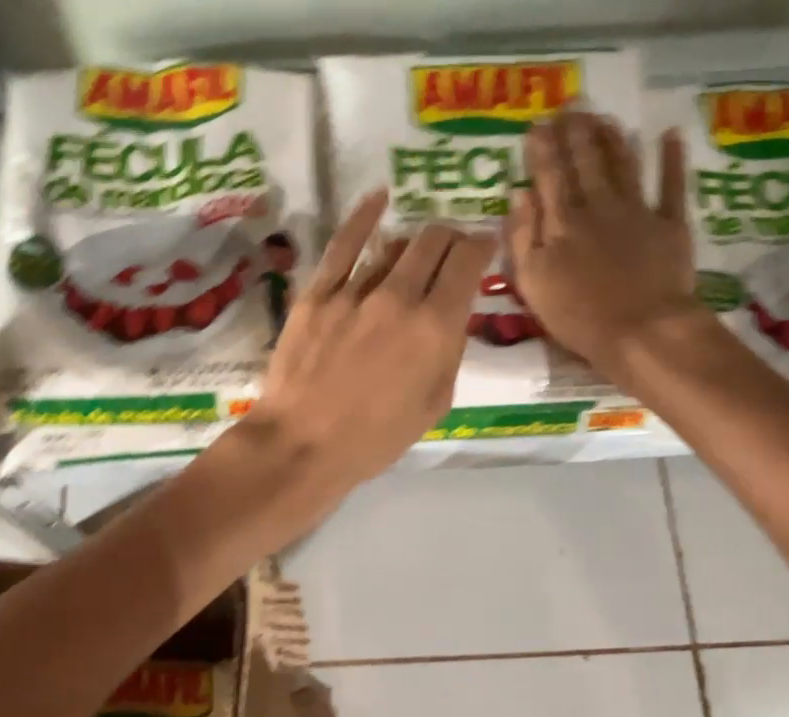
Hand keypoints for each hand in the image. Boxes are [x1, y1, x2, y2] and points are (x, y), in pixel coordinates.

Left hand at [248, 190, 496, 487]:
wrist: (303, 444)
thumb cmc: (374, 439)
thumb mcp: (433, 405)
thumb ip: (448, 354)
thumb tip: (450, 318)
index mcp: (436, 327)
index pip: (468, 262)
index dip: (482, 246)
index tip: (485, 244)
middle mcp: (400, 297)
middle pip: (433, 243)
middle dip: (450, 237)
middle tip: (452, 247)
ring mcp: (355, 291)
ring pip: (393, 245)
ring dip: (412, 242)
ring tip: (417, 246)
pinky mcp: (318, 294)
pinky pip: (343, 245)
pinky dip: (364, 217)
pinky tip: (378, 199)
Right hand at [510, 112, 702, 385]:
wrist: (641, 330)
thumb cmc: (578, 316)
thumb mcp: (532, 283)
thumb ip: (522, 237)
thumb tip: (518, 195)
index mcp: (561, 223)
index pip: (549, 177)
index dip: (543, 149)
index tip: (538, 124)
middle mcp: (598, 207)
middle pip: (585, 163)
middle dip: (576, 132)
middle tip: (572, 105)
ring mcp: (637, 212)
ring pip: (622, 164)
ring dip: (612, 138)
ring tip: (603, 116)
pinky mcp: (670, 224)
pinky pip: (671, 184)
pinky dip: (671, 159)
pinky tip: (668, 135)